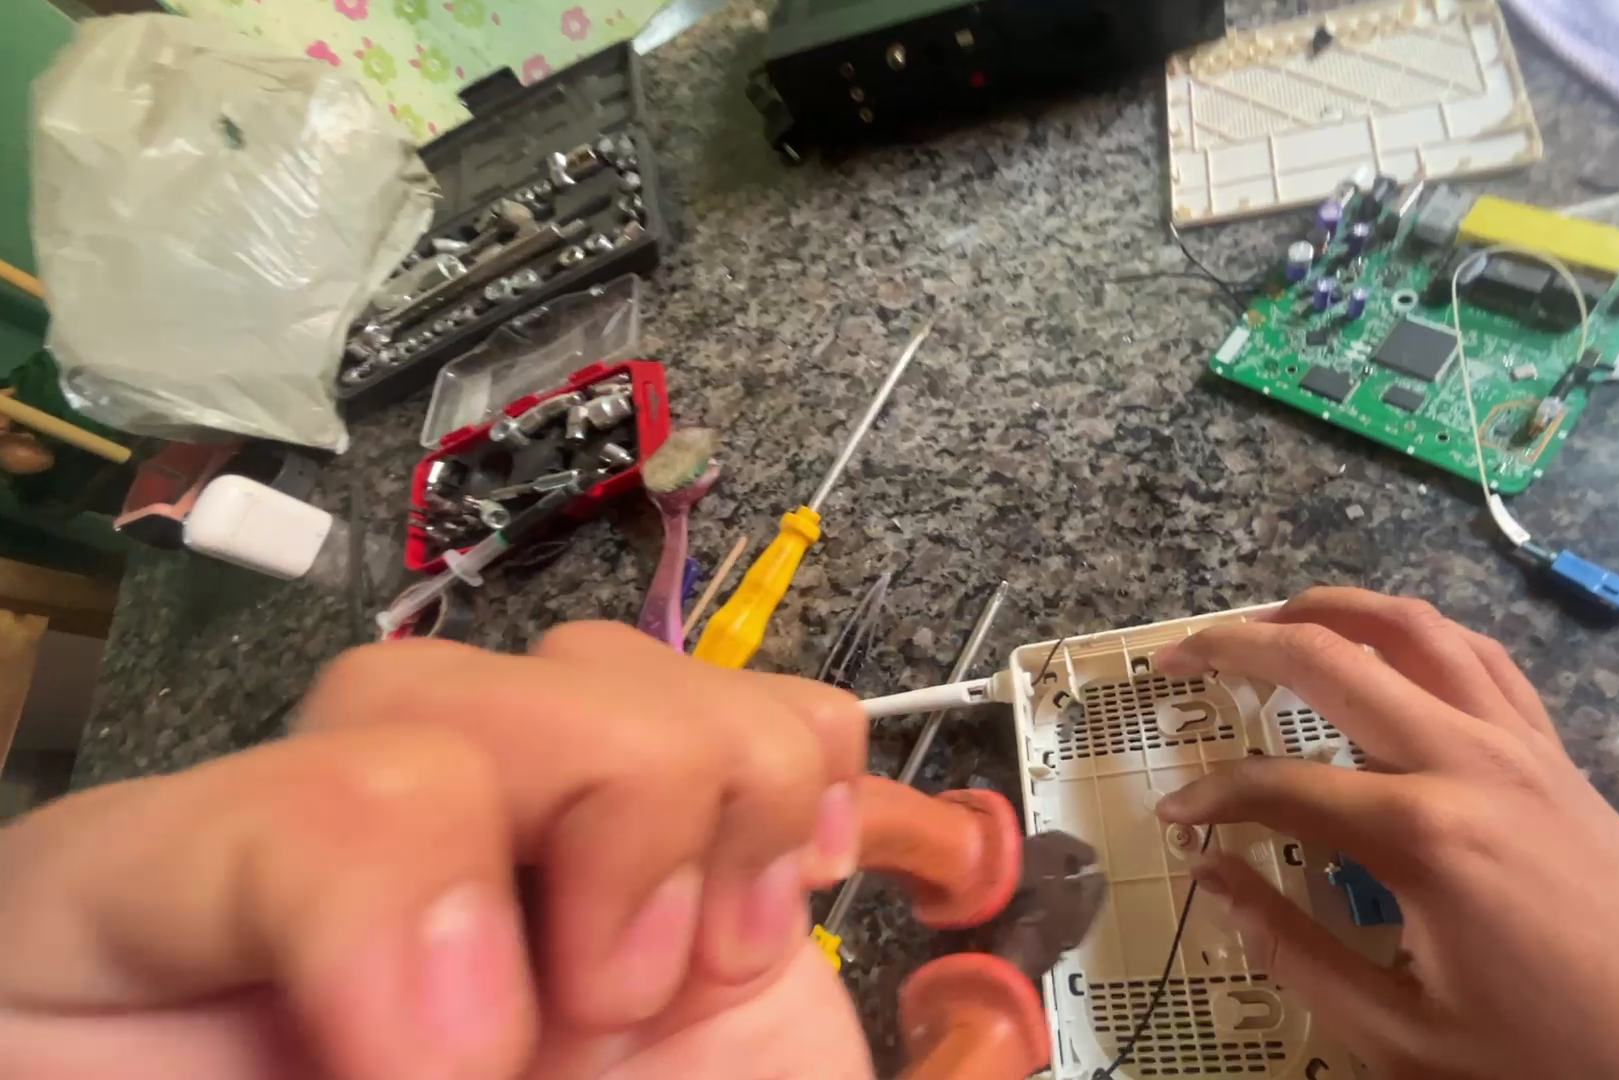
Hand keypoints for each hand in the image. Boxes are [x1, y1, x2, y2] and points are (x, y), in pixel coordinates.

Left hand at [0, 622, 874, 1079]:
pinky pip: (782, 702)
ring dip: (725, 812)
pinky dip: (815, 779)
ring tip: (721, 959)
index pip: (285, 798)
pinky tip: (796, 881)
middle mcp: (387, 823)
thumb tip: (492, 1009)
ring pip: (642, 672)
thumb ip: (326, 1073)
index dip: (396, 891)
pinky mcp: (715, 809)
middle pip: (477, 691)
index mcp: (188, 930)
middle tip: (624, 1006)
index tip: (476, 1063)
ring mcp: (574, 803)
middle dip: (605, 832)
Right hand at [1151, 587, 1618, 1079]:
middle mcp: (1462, 757)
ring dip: (1324, 607)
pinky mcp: (1550, 746)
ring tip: (1265, 617)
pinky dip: (1410, 629)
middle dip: (1233, 646)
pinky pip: (1474, 654)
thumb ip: (1291, 949)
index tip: (1173, 818)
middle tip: (1178, 656)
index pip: (1275, 788)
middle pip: (1325, 659)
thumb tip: (1208, 876)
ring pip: (1406, 626)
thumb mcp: (1406, 1041)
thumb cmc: (1561, 1062)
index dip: (1210, 799)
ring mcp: (1514, 739)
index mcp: (1421, 834)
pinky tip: (1378, 643)